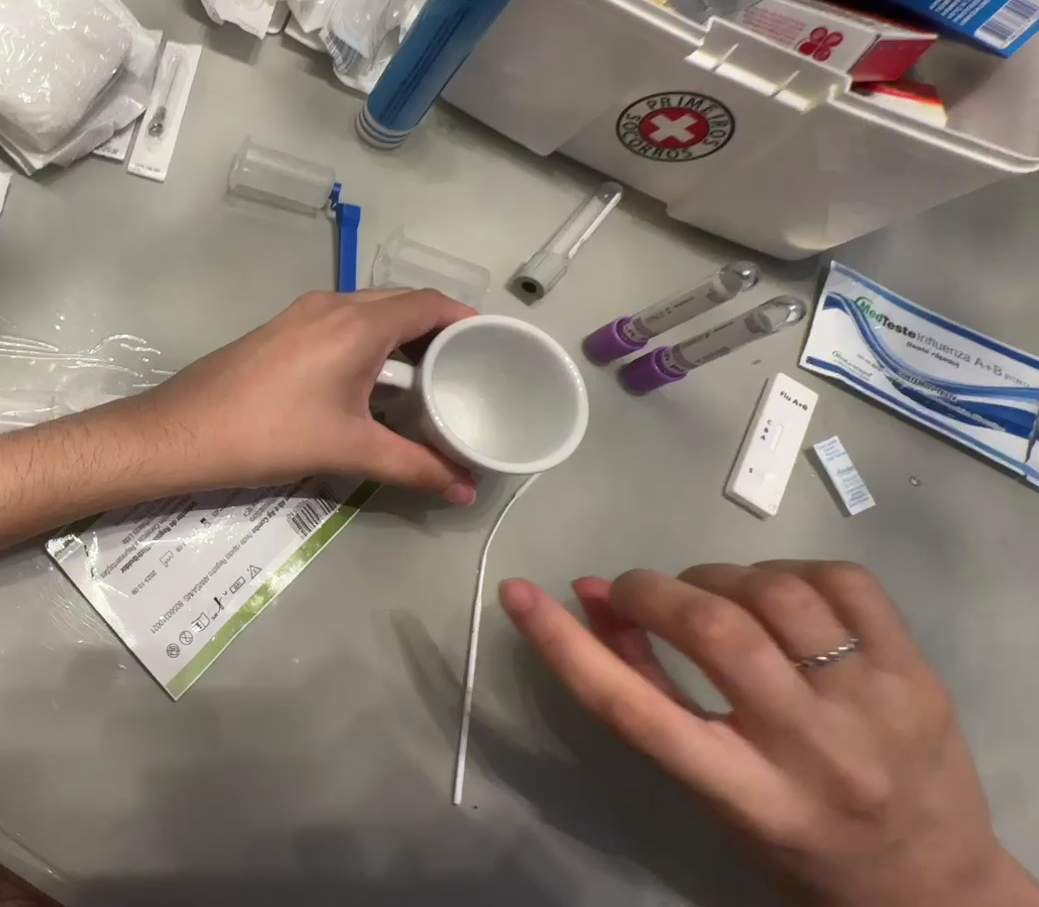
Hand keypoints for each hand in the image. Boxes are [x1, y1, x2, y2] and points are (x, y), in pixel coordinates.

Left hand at [114, 290, 477, 501]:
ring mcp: (297, 315)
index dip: (466, 320)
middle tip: (465, 367)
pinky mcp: (276, 331)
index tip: (494, 346)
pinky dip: (365, 341)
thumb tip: (463, 488)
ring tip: (426, 376)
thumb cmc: (270, 434)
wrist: (182, 431)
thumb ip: (413, 466)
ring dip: (398, 335)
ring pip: (364, 312)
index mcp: (356, 323)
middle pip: (399, 303)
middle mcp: (329, 305)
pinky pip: (336, 323)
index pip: (428, 303)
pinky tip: (370, 379)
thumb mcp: (348, 450)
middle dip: (436, 329)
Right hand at [501, 562, 1038, 906]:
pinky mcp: (921, 674)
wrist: (929, 881)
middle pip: (712, 631)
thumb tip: (589, 594)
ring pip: (774, 593)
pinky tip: (772, 592)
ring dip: (713, 577)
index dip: (562, 642)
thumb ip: (639, 683)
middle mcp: (817, 750)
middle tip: (632, 593)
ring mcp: (880, 707)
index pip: (632, 706)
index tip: (516, 592)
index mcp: (746, 791)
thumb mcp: (696, 775)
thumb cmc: (784, 831)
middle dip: (650, 591)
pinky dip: (785, 569)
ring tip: (705, 595)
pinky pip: (844, 581)